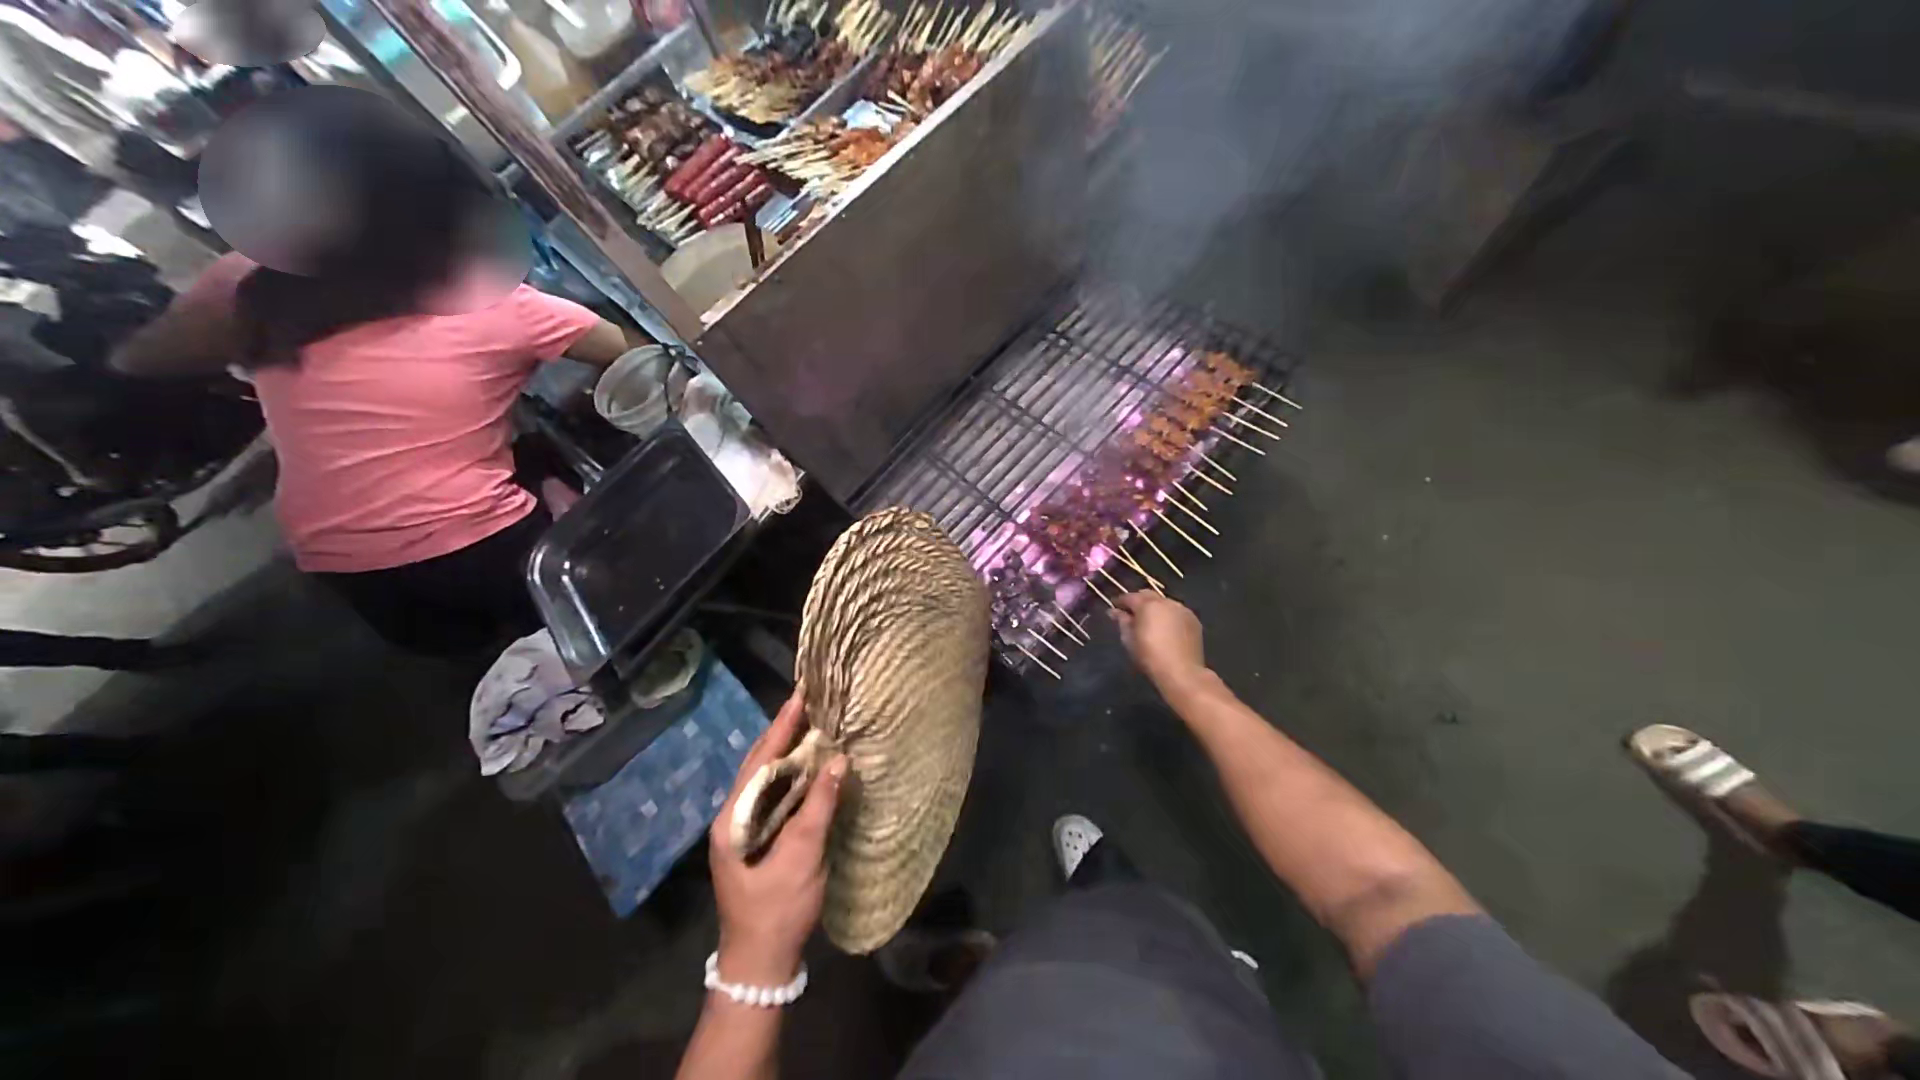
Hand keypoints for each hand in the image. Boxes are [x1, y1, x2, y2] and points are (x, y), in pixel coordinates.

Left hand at [710, 689, 846, 986]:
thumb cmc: (777, 910)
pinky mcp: (759, 840)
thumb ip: (819, 806)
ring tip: (813, 725)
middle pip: (759, 764)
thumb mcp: (801, 856)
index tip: (800, 695)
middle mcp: (734, 817)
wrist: (760, 965)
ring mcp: (745, 829)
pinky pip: (776, 795)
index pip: (759, 759)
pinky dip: (793, 776)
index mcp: (733, 818)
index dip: (781, 726)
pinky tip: (812, 768)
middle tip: (810, 702)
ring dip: (788, 752)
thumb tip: (839, 760)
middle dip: (783, 732)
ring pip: (767, 779)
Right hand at [1112, 591, 1207, 691]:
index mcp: (1147, 605)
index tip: (1114, 607)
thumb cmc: (1150, 656)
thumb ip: (1122, 622)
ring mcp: (1182, 609)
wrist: (1182, 671)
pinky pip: (1176, 612)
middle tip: (1131, 613)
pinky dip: (1168, 615)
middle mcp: (1166, 602)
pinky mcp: (1193, 619)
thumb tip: (1115, 612)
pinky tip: (1166, 628)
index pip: (1129, 597)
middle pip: (1148, 595)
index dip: (1120, 601)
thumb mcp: (1129, 640)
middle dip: (1138, 601)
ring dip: (1155, 608)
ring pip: (1164, 602)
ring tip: (1150, 621)